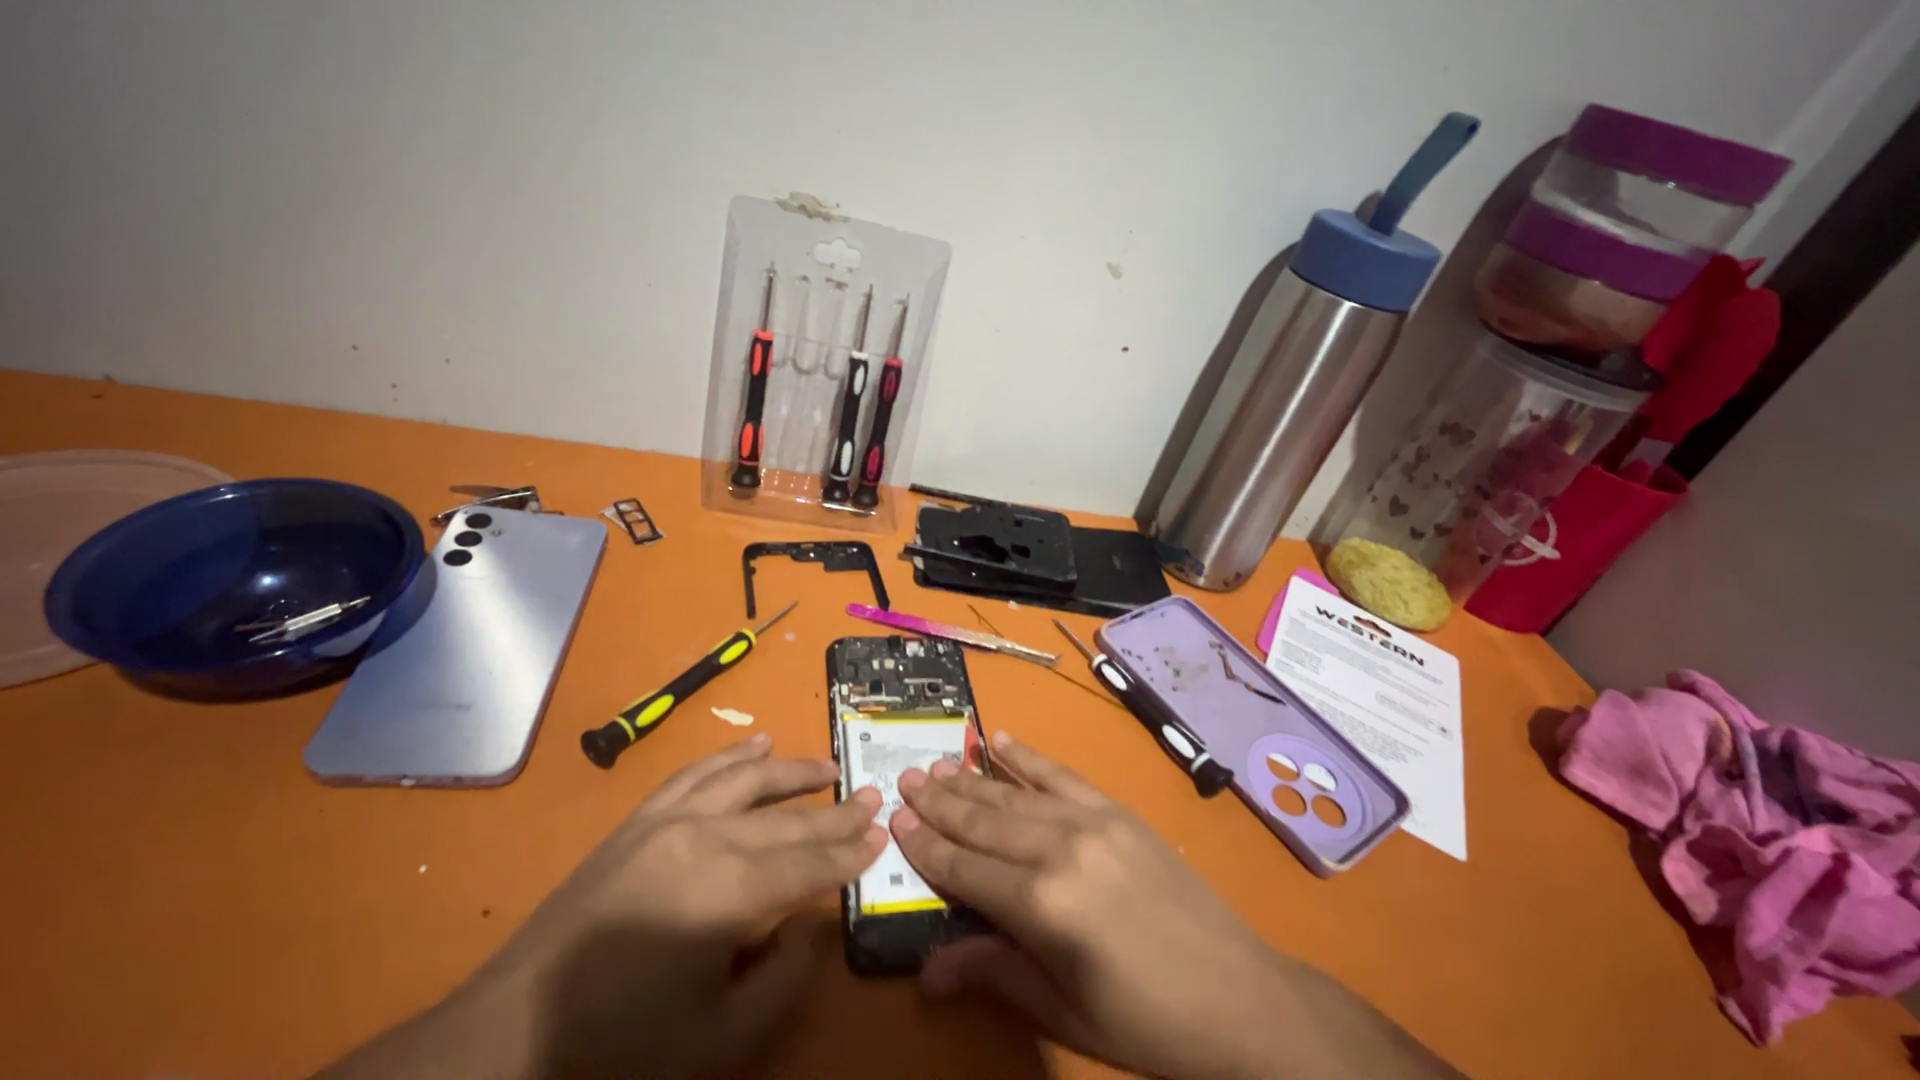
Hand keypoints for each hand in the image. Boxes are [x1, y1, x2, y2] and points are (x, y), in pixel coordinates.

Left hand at [319, 734, 886, 1079]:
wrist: (517, 1026)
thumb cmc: (624, 1042)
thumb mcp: (721, 1036)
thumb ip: (782, 976)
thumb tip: (810, 925)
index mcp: (729, 892)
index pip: (809, 863)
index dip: (849, 852)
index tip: (884, 836)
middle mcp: (704, 839)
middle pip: (785, 819)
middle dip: (834, 810)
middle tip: (874, 796)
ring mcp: (666, 822)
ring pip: (745, 781)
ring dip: (791, 770)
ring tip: (827, 764)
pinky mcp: (637, 822)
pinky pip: (694, 774)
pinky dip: (730, 756)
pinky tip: (755, 744)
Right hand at [891, 731, 1457, 1079]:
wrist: (1240, 997)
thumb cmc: (1145, 1020)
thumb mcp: (1064, 1010)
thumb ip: (994, 973)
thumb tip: (926, 969)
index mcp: (1042, 906)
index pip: (965, 869)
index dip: (926, 847)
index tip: (893, 821)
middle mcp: (1061, 850)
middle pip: (984, 821)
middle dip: (939, 802)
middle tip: (902, 780)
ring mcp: (1095, 823)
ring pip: (1016, 795)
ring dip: (971, 779)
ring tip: (935, 764)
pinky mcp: (1121, 813)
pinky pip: (1065, 777)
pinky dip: (1029, 759)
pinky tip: (1003, 741)